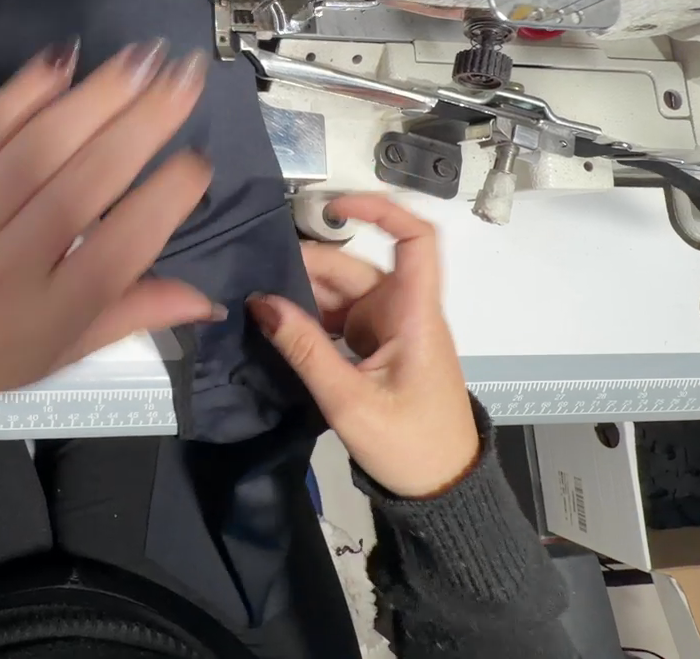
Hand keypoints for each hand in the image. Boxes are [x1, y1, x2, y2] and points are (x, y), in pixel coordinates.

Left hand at [0, 40, 221, 409]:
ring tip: (139, 59)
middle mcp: (13, 261)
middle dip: (144, 123)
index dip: (167, 198)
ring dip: (94, 97)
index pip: (124, 246)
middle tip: (184, 76)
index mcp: (54, 309)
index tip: (198, 157)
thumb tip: (209, 299)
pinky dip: (22, 93)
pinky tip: (61, 61)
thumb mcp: (62, 351)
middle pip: (87, 183)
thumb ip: (132, 315)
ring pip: (38, 149)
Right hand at [248, 195, 478, 497]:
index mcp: (414, 314)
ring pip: (340, 291)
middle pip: (354, 267)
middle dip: (306, 268)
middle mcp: (402, 309)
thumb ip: (303, 348)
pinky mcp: (376, 345)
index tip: (333, 207)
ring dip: (302, 294)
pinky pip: (338, 316)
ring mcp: (388, 327)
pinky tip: (276, 322)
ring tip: (257, 302)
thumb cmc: (410, 446)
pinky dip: (308, 316)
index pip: (415, 240)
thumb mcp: (349, 401)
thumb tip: (260, 302)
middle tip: (257, 281)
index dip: (380, 210)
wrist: (442, 492)